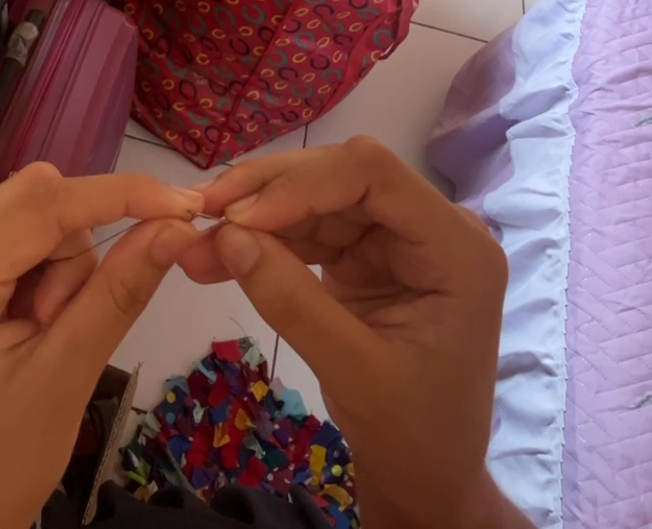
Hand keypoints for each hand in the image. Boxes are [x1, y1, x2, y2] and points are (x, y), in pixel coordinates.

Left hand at [0, 164, 204, 528]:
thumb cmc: (5, 459)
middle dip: (79, 240)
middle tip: (75, 313)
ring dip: (66, 258)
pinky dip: (52, 265)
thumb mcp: (68, 376)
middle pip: (33, 196)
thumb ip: (118, 293)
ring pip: (33, 210)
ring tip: (51, 329)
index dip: (116, 194)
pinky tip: (41, 320)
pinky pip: (23, 236)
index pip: (41, 206)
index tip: (179, 202)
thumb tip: (174, 228)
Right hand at [177, 136, 527, 528]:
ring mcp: (393, 235)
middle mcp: (428, 225)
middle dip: (267, 191)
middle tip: (203, 211)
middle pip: (338, 174)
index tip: (239, 215)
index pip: (374, 175)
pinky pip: (304, 226)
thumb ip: (291, 301)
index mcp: (455, 247)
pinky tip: (218, 252)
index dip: (302, 182)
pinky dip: (260, 237)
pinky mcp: (362, 250)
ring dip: (253, 213)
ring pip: (313, 195)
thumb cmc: (413, 434)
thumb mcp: (353, 372)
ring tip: (196, 239)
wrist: (425, 476)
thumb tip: (225, 235)